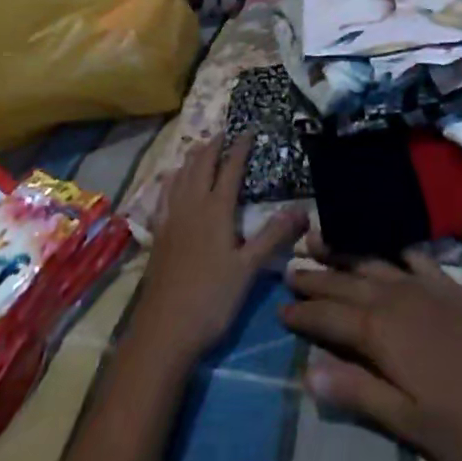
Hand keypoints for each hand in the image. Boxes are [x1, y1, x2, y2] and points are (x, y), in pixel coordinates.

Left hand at [130, 134, 307, 357]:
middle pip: (200, 166)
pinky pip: (164, 195)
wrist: (164, 330)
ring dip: (191, 158)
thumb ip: (274, 236)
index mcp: (215, 210)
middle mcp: (191, 206)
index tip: (248, 130)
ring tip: (199, 147)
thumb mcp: (249, 268)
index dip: (240, 148)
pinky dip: (172, 180)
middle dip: (213, 146)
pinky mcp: (158, 234)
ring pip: (180, 176)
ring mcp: (171, 219)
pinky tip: (171, 182)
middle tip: (223, 132)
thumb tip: (303, 209)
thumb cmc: (211, 298)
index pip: (230, 169)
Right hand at [282, 248, 461, 460]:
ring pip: (375, 262)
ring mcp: (427, 289)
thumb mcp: (409, 421)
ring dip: (346, 251)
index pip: (330, 316)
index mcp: (382, 333)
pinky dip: (395, 249)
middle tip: (289, 265)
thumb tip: (308, 371)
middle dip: (317, 275)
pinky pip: (416, 257)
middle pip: (347, 281)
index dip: (303, 312)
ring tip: (321, 236)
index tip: (279, 307)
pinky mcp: (453, 288)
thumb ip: (358, 390)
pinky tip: (389, 246)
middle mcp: (398, 299)